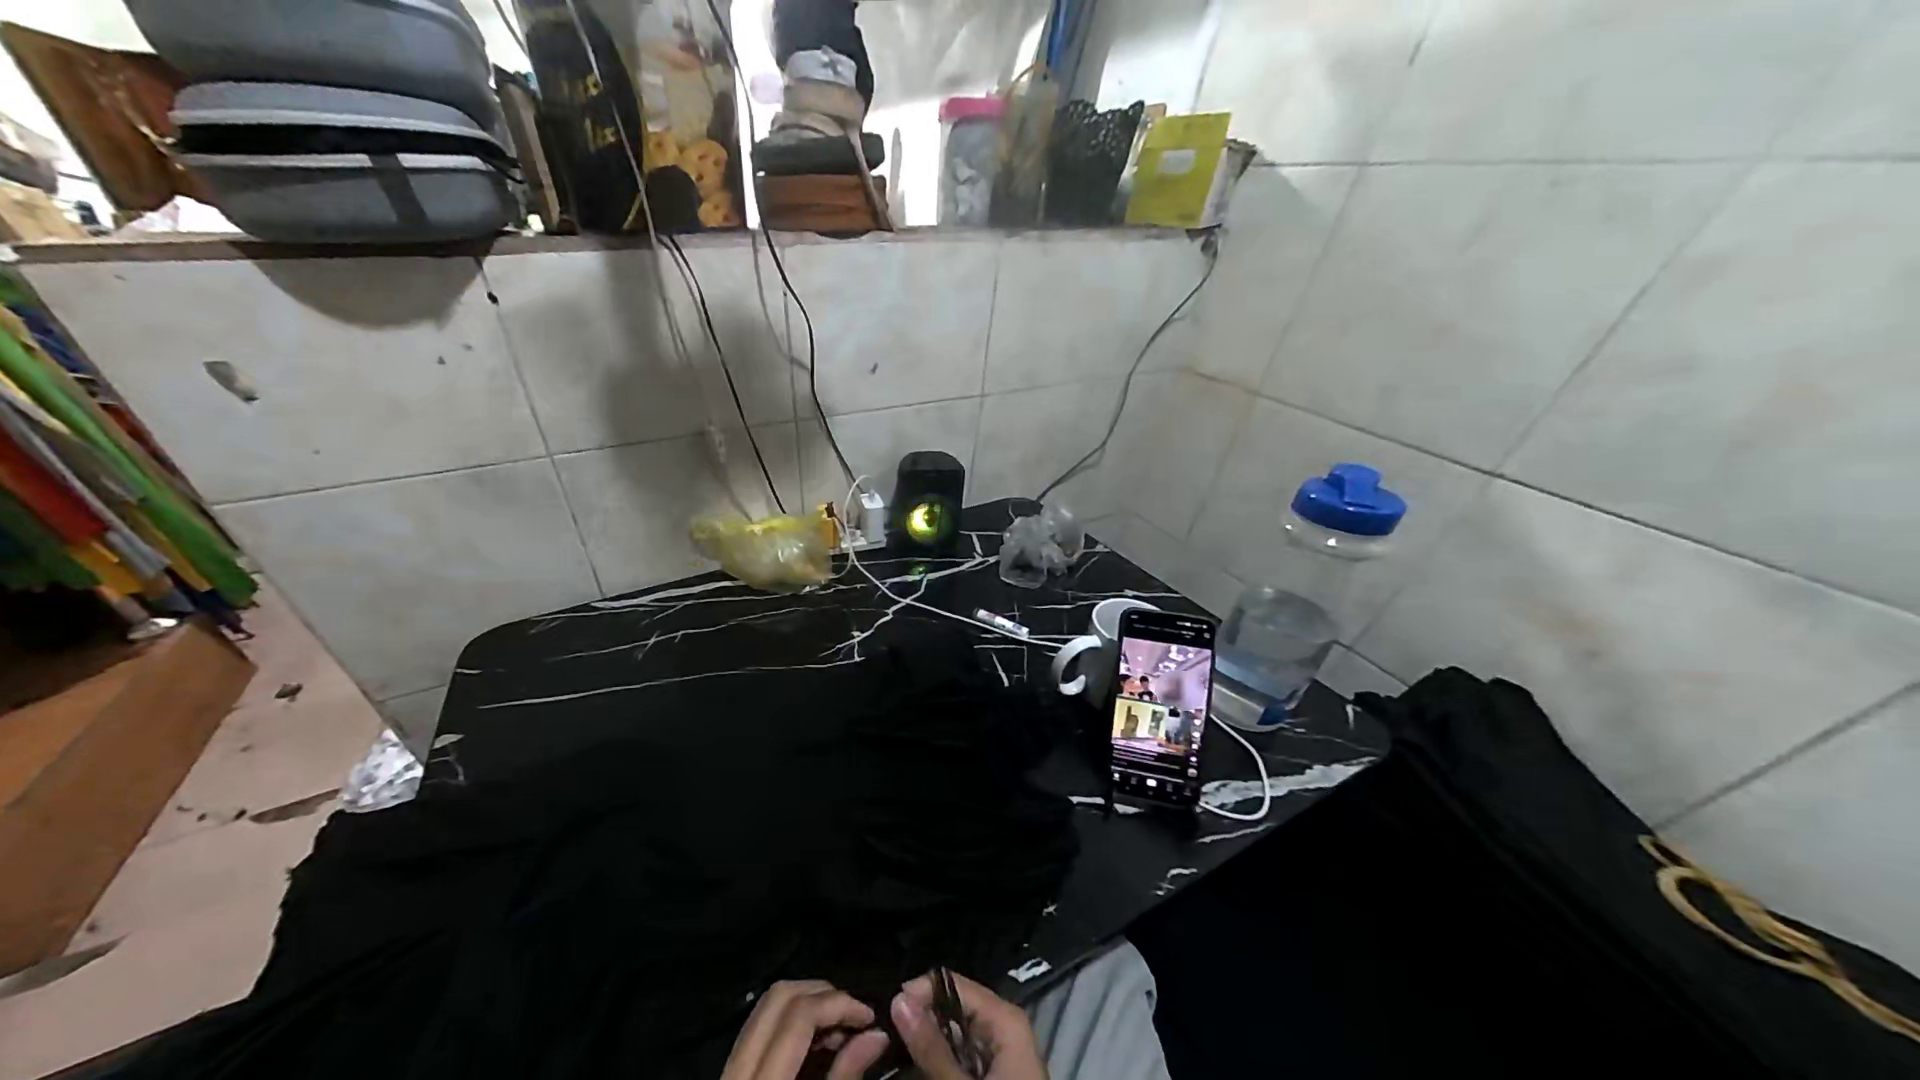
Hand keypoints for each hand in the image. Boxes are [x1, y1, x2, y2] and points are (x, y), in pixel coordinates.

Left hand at [720, 980, 889, 1079]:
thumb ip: (845, 1075)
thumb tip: (878, 1033)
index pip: (799, 1016)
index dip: (840, 1005)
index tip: (869, 1017)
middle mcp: (738, 1067)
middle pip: (779, 996)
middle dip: (823, 994)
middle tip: (853, 1016)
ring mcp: (728, 1068)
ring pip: (767, 1005)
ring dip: (808, 1004)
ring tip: (838, 1030)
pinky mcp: (729, 1072)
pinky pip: (760, 1027)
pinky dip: (791, 1021)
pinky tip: (815, 1043)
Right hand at [891, 971, 1046, 1079]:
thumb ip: (931, 1048)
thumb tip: (899, 1000)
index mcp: (1004, 1018)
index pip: (951, 983)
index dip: (918, 992)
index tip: (888, 1014)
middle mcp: (1002, 1024)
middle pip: (951, 1004)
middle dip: (921, 1017)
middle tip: (887, 1036)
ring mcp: (998, 1048)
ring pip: (953, 1029)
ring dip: (927, 1040)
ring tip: (898, 1050)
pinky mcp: (993, 1070)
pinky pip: (960, 1051)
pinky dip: (939, 1058)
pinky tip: (919, 1068)